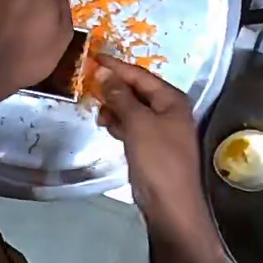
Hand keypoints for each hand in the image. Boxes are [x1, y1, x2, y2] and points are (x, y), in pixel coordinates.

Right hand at [96, 56, 215, 242]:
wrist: (170, 205)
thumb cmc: (158, 160)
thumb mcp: (138, 123)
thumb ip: (121, 97)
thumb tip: (105, 73)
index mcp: (171, 100)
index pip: (140, 75)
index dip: (116, 66)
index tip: (93, 56)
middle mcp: (169, 110)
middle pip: (137, 90)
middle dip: (114, 87)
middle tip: (90, 84)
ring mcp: (162, 129)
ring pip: (133, 108)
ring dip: (115, 107)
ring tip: (98, 111)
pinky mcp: (152, 146)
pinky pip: (133, 125)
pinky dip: (120, 123)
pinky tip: (107, 126)